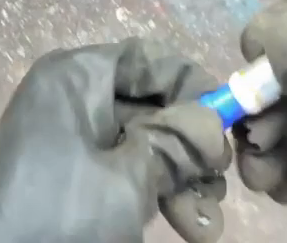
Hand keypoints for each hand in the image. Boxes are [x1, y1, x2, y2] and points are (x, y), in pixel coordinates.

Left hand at [0, 38, 230, 242]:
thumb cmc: (54, 217)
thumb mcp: (125, 183)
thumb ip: (173, 148)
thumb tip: (213, 122)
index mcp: (74, 78)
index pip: (146, 59)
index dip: (192, 85)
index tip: (232, 123)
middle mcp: (64, 98)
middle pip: (144, 106)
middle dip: (187, 150)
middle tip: (220, 192)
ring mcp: (57, 140)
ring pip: (133, 147)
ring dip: (174, 182)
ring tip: (203, 227)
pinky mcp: (54, 180)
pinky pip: (110, 174)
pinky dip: (144, 196)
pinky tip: (175, 227)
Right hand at [234, 0, 286, 242]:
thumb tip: (274, 27)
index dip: (283, 26)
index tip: (255, 63)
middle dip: (265, 95)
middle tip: (255, 138)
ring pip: (281, 88)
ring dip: (262, 130)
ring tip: (263, 178)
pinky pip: (284, 121)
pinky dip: (272, 151)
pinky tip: (279, 186)